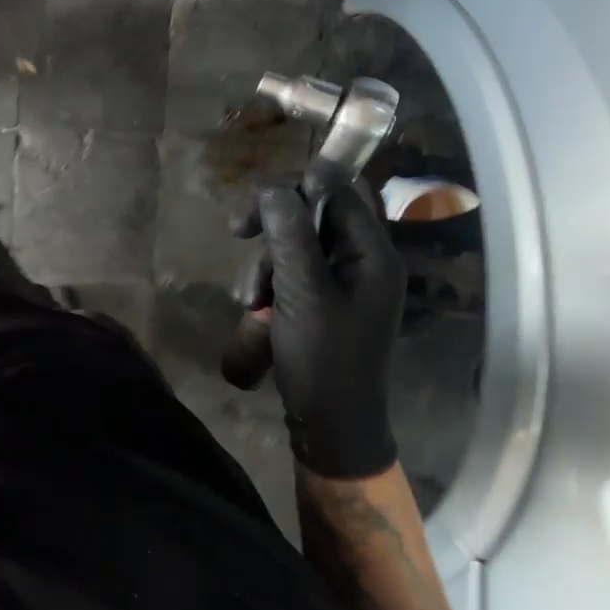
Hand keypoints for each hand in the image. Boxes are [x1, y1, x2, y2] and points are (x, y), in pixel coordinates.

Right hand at [236, 184, 404, 478]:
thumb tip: (274, 188)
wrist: (332, 423)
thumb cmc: (322, 357)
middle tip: (236, 232)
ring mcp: (347, 280)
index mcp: (373, 254)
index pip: (338, 189)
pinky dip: (271, 280)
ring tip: (251, 298)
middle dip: (272, 225)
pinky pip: (294, 268)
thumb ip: (290, 234)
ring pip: (296, 240)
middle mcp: (365, 259)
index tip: (254, 202)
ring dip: (266, 260)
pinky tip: (257, 306)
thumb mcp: (301, 291)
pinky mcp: (327, 298)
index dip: (295, 186)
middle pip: (314, 211)